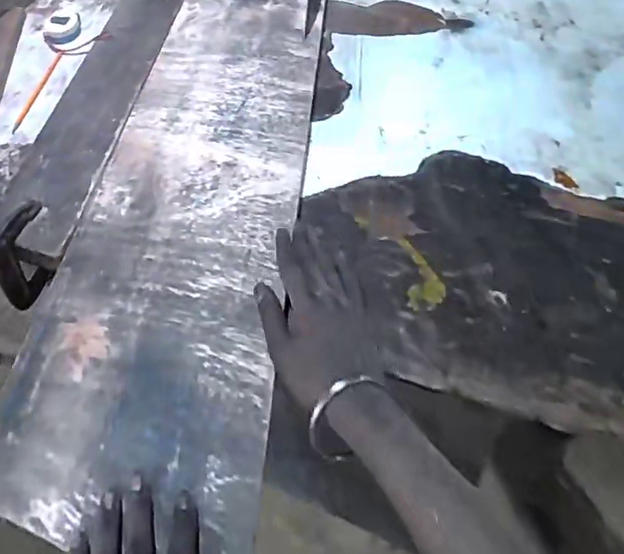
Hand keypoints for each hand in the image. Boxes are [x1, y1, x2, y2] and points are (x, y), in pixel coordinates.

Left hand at [75, 476, 198, 553]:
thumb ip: (191, 553)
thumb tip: (211, 542)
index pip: (181, 548)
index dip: (184, 522)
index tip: (184, 494)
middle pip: (139, 540)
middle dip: (138, 508)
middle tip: (137, 476)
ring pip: (109, 546)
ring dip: (108, 521)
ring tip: (107, 494)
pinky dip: (81, 548)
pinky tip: (80, 533)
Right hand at [255, 226, 383, 410]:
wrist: (354, 399)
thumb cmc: (310, 377)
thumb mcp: (281, 350)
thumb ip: (270, 316)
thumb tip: (261, 285)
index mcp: (305, 306)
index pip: (292, 270)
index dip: (286, 249)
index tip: (282, 230)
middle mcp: (327, 298)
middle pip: (315, 264)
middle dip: (306, 243)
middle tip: (301, 224)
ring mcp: (348, 306)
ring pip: (335, 270)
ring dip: (325, 250)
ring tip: (319, 234)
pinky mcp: (363, 316)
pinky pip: (354, 284)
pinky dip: (347, 268)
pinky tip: (345, 259)